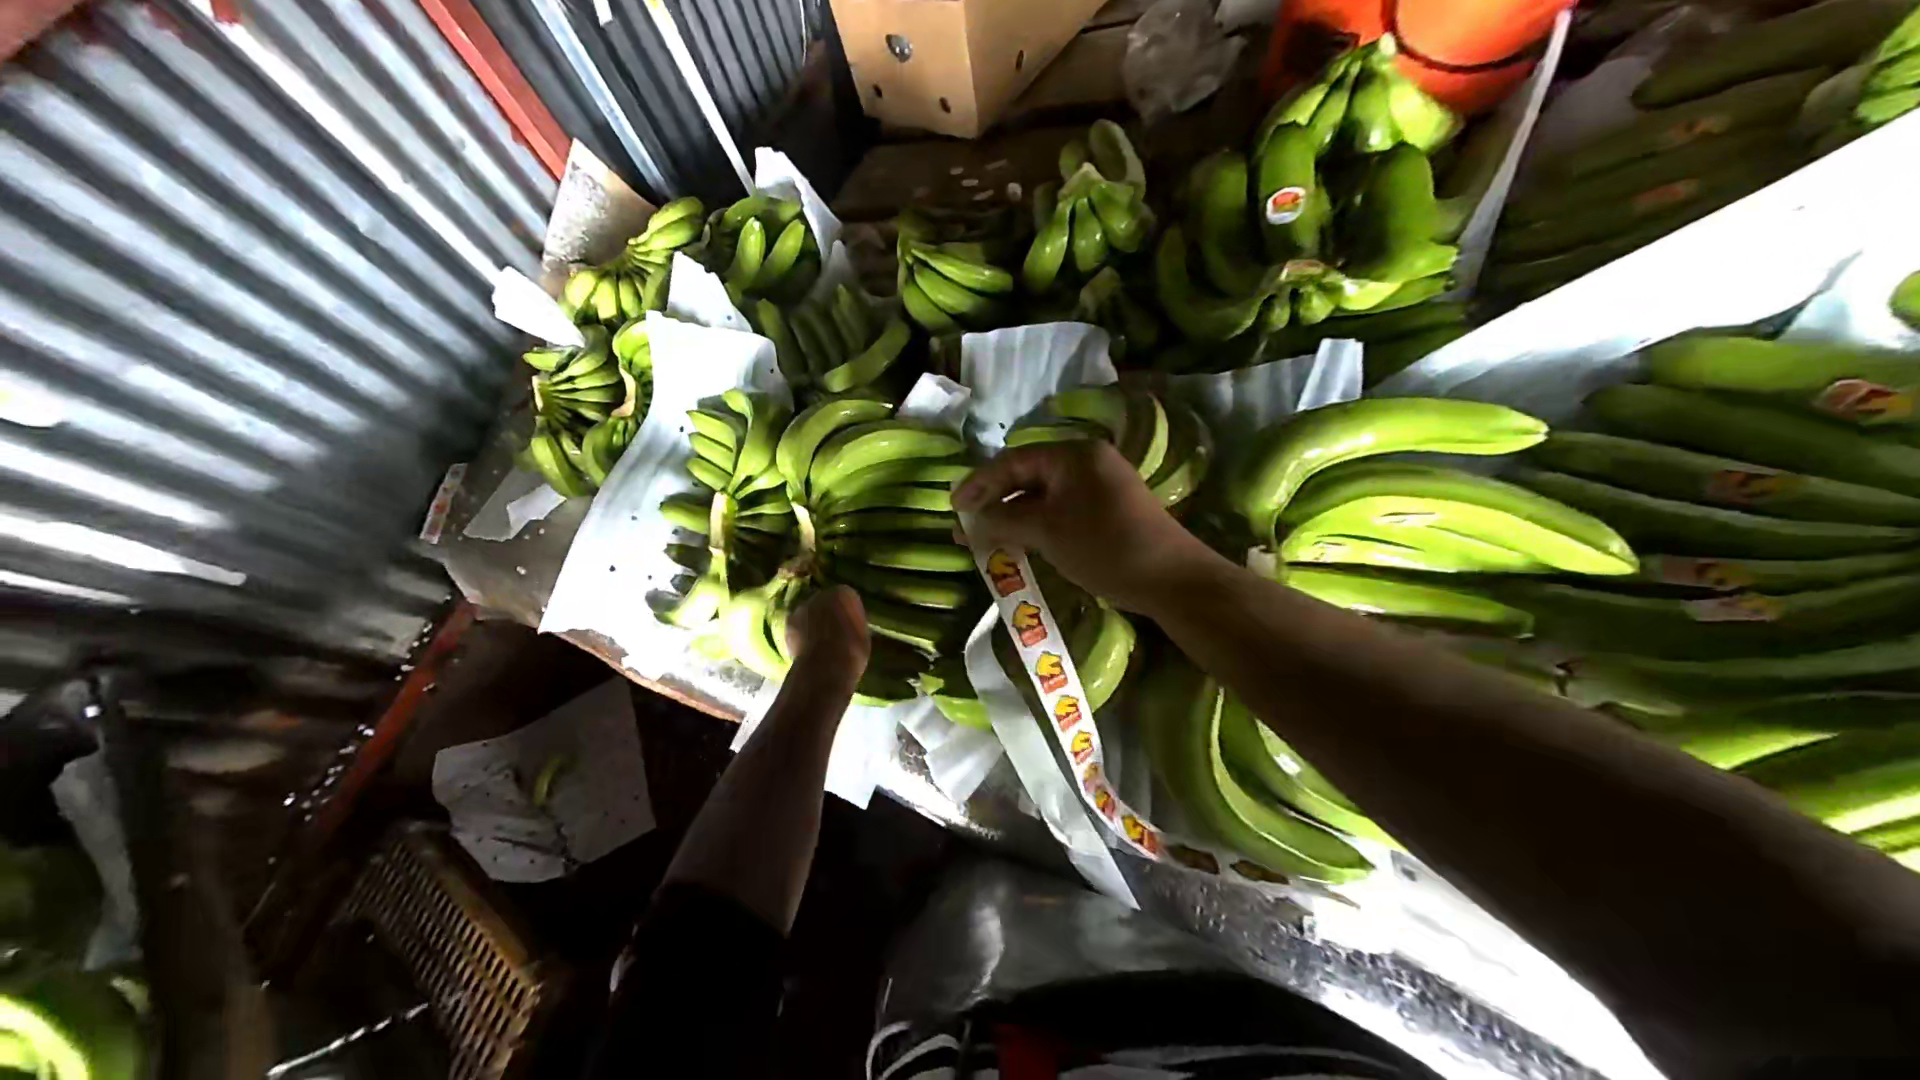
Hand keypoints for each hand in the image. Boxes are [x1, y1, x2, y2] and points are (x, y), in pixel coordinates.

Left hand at [784, 584, 869, 681]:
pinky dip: (801, 633)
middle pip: (826, 601)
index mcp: (845, 593)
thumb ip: (855, 624)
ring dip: (812, 622)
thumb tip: (851, 627)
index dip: (848, 612)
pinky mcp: (789, 621)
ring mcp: (803, 607)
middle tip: (834, 631)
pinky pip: (798, 625)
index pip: (847, 598)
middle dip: (829, 613)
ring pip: (809, 612)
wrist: (826, 665)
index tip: (850, 624)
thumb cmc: (853, 650)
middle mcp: (822, 594)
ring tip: (818, 641)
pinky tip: (807, 647)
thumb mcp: (863, 635)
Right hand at [953, 440, 1226, 614]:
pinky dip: (1037, 524)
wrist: (1170, 578)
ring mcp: (1100, 485)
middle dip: (994, 502)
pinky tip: (1019, 542)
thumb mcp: (1046, 531)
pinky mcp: (1108, 509)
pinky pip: (1061, 509)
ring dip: (1013, 516)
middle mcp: (1087, 461)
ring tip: (985, 537)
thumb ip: (1004, 519)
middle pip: (1027, 476)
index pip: (1013, 461)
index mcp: (1072, 454)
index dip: (978, 484)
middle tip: (965, 525)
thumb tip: (971, 519)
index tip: (952, 507)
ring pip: (1043, 495)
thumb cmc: (1104, 546)